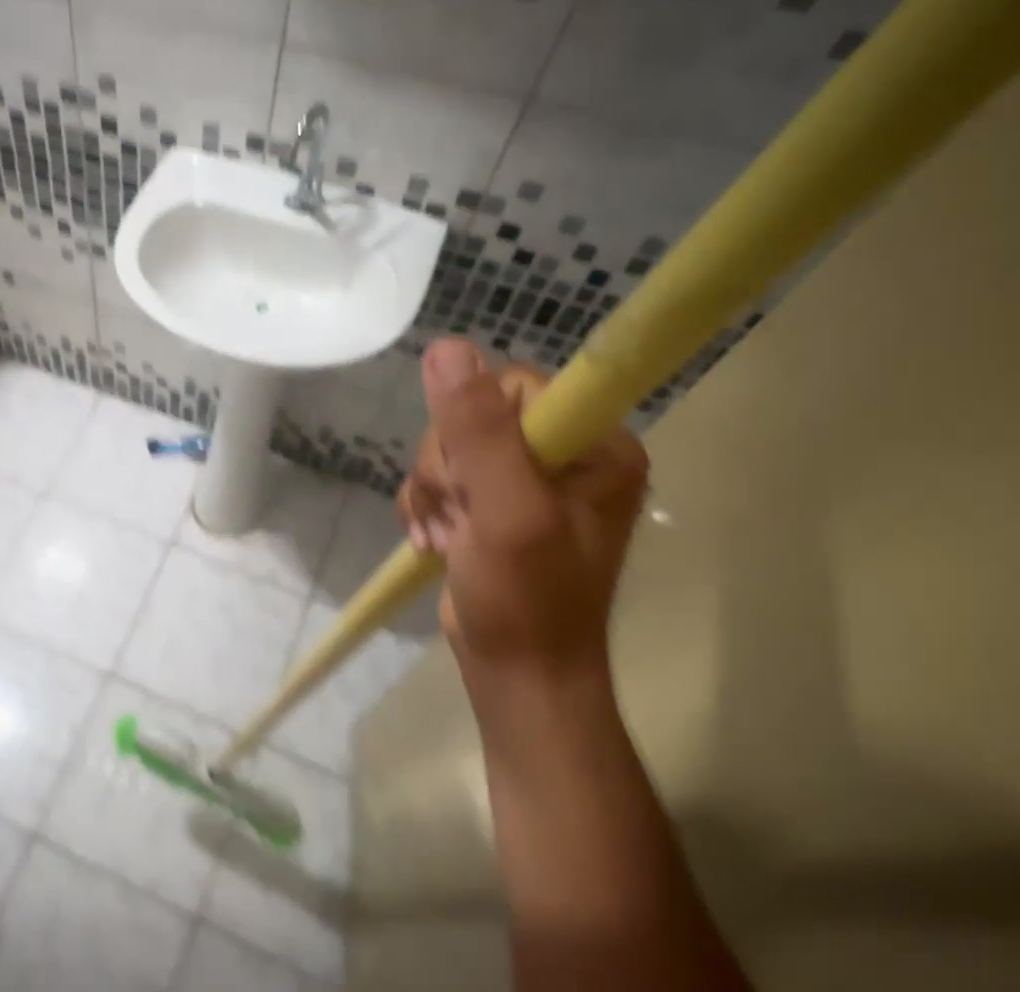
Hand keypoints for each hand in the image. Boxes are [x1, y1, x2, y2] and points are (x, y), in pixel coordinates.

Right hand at [399, 338, 648, 679]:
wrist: (515, 673)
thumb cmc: (526, 599)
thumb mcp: (507, 512)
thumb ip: (479, 431)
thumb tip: (446, 347)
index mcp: (594, 445)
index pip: (516, 386)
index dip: (477, 424)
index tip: (474, 479)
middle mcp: (563, 455)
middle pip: (474, 415)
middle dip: (449, 468)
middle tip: (461, 517)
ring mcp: (524, 482)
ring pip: (449, 447)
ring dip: (433, 492)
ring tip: (447, 538)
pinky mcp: (490, 505)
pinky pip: (439, 477)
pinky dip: (426, 507)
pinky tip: (435, 541)